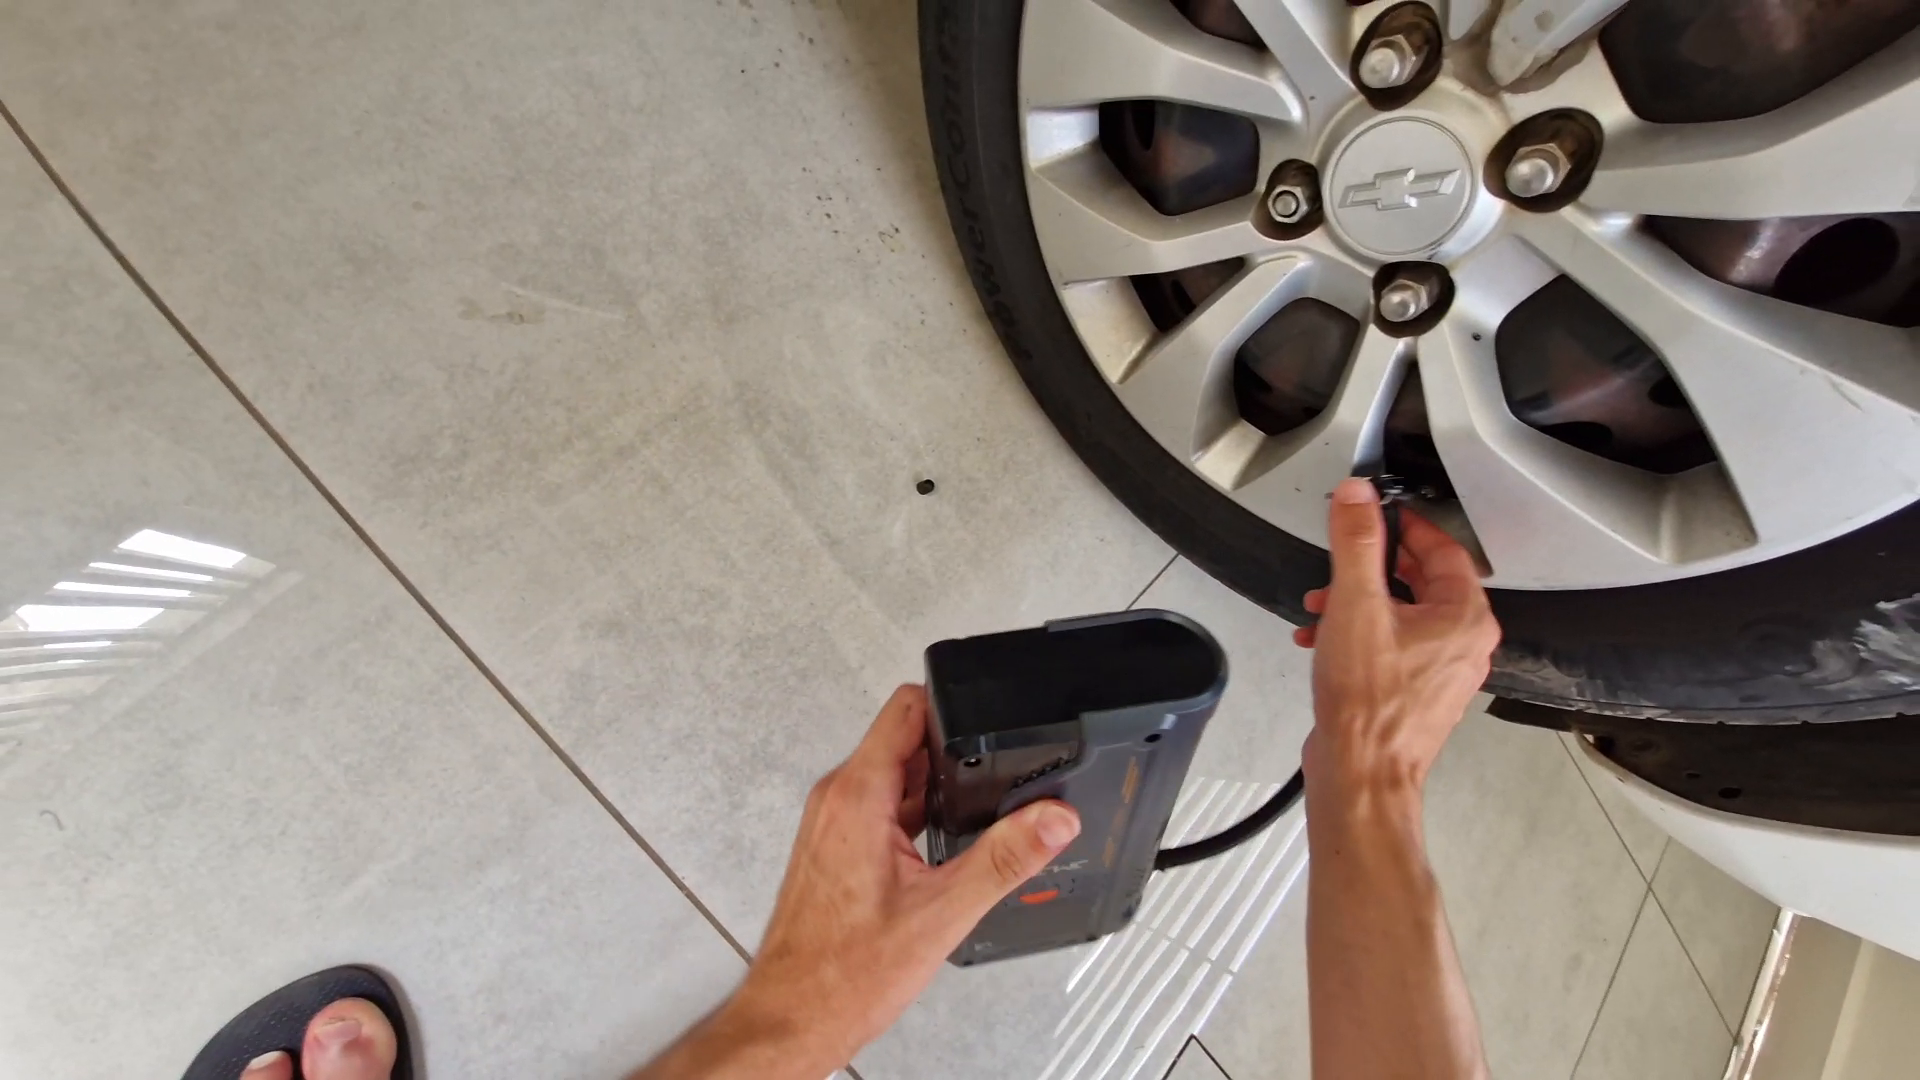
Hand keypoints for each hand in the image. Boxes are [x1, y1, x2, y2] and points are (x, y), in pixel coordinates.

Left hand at [719, 685, 1081, 1074]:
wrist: (792, 1018)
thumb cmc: (844, 974)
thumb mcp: (941, 913)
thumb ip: (1004, 858)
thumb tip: (1051, 820)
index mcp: (858, 794)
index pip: (906, 708)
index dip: (948, 702)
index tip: (983, 713)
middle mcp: (839, 795)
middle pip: (905, 738)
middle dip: (950, 751)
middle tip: (989, 779)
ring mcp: (835, 817)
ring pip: (894, 771)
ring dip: (931, 784)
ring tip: (966, 818)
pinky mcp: (837, 839)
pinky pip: (880, 801)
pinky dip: (912, 811)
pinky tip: (936, 846)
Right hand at [1294, 478, 1499, 797]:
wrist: (1360, 768)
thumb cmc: (1366, 698)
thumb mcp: (1354, 605)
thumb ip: (1356, 544)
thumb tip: (1358, 495)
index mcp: (1463, 617)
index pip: (1443, 550)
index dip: (1406, 527)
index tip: (1376, 514)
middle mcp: (1462, 643)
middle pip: (1419, 582)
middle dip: (1368, 571)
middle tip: (1337, 566)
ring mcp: (1439, 670)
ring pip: (1399, 615)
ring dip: (1355, 603)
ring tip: (1317, 609)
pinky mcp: (1413, 690)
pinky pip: (1389, 644)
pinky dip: (1355, 634)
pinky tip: (1319, 641)